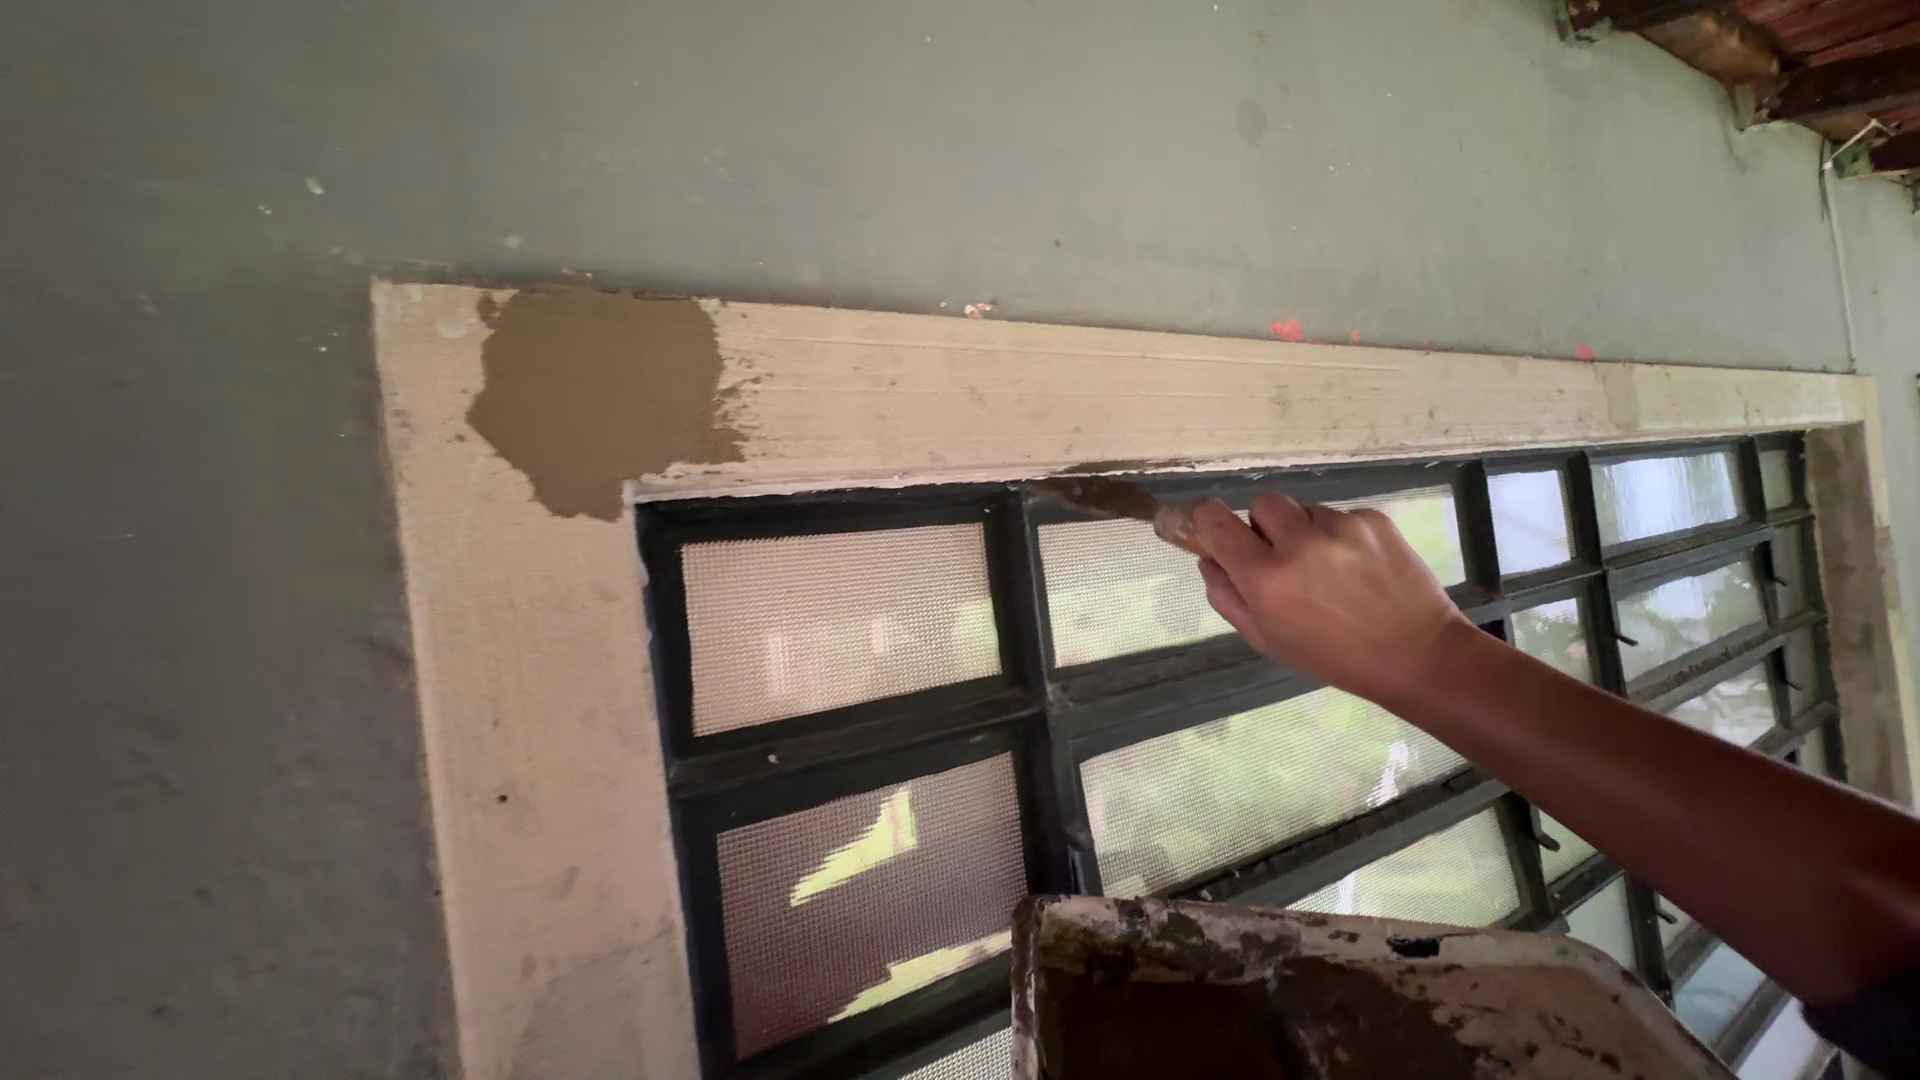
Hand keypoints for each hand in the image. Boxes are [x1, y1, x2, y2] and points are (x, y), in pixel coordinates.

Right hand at [1192, 494, 1472, 705]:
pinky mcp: (1373, 520)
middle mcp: (1298, 543)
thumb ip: (1225, 595)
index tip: (1214, 525)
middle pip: (1262, 503)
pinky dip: (1338, 536)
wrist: (1417, 655)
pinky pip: (1338, 515)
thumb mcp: (1264, 638)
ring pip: (1302, 509)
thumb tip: (1208, 559)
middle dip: (1263, 525)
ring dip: (1303, 530)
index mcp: (1264, 577)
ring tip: (1326, 567)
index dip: (1208, 517)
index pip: (1216, 519)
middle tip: (1280, 554)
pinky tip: (1355, 568)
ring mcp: (1340, 526)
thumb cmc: (1330, 656)